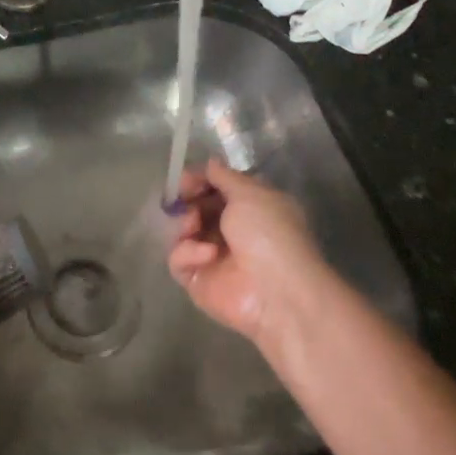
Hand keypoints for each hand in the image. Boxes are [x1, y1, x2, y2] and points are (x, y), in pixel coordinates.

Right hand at [168, 159, 337, 348]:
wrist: (277, 292)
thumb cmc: (270, 234)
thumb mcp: (251, 194)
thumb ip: (224, 177)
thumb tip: (210, 163)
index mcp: (250, 207)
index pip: (216, 188)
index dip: (199, 180)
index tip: (185, 179)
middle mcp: (230, 230)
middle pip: (195, 208)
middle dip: (187, 201)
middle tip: (183, 201)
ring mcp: (212, 256)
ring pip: (181, 232)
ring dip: (183, 224)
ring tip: (193, 226)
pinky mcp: (197, 280)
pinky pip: (178, 260)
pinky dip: (188, 253)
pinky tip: (207, 256)